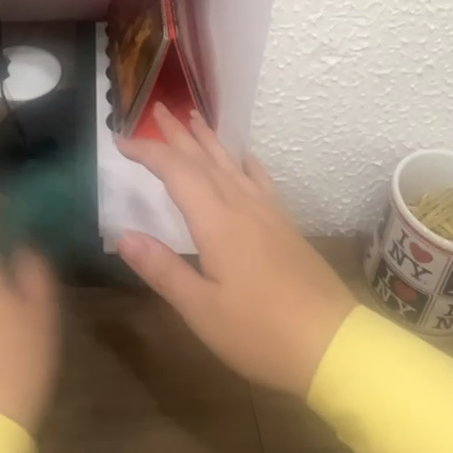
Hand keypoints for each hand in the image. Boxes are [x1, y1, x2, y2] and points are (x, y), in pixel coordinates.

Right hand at [115, 104, 356, 396]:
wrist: (332, 343)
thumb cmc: (260, 333)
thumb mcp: (202, 310)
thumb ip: (162, 269)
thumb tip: (122, 235)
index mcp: (216, 222)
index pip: (176, 172)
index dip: (147, 152)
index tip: (120, 141)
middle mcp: (241, 206)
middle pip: (204, 159)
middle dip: (177, 134)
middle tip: (156, 109)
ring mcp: (267, 213)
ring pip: (231, 164)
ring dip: (209, 139)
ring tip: (193, 117)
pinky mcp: (284, 226)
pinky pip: (260, 181)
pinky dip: (246, 163)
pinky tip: (245, 157)